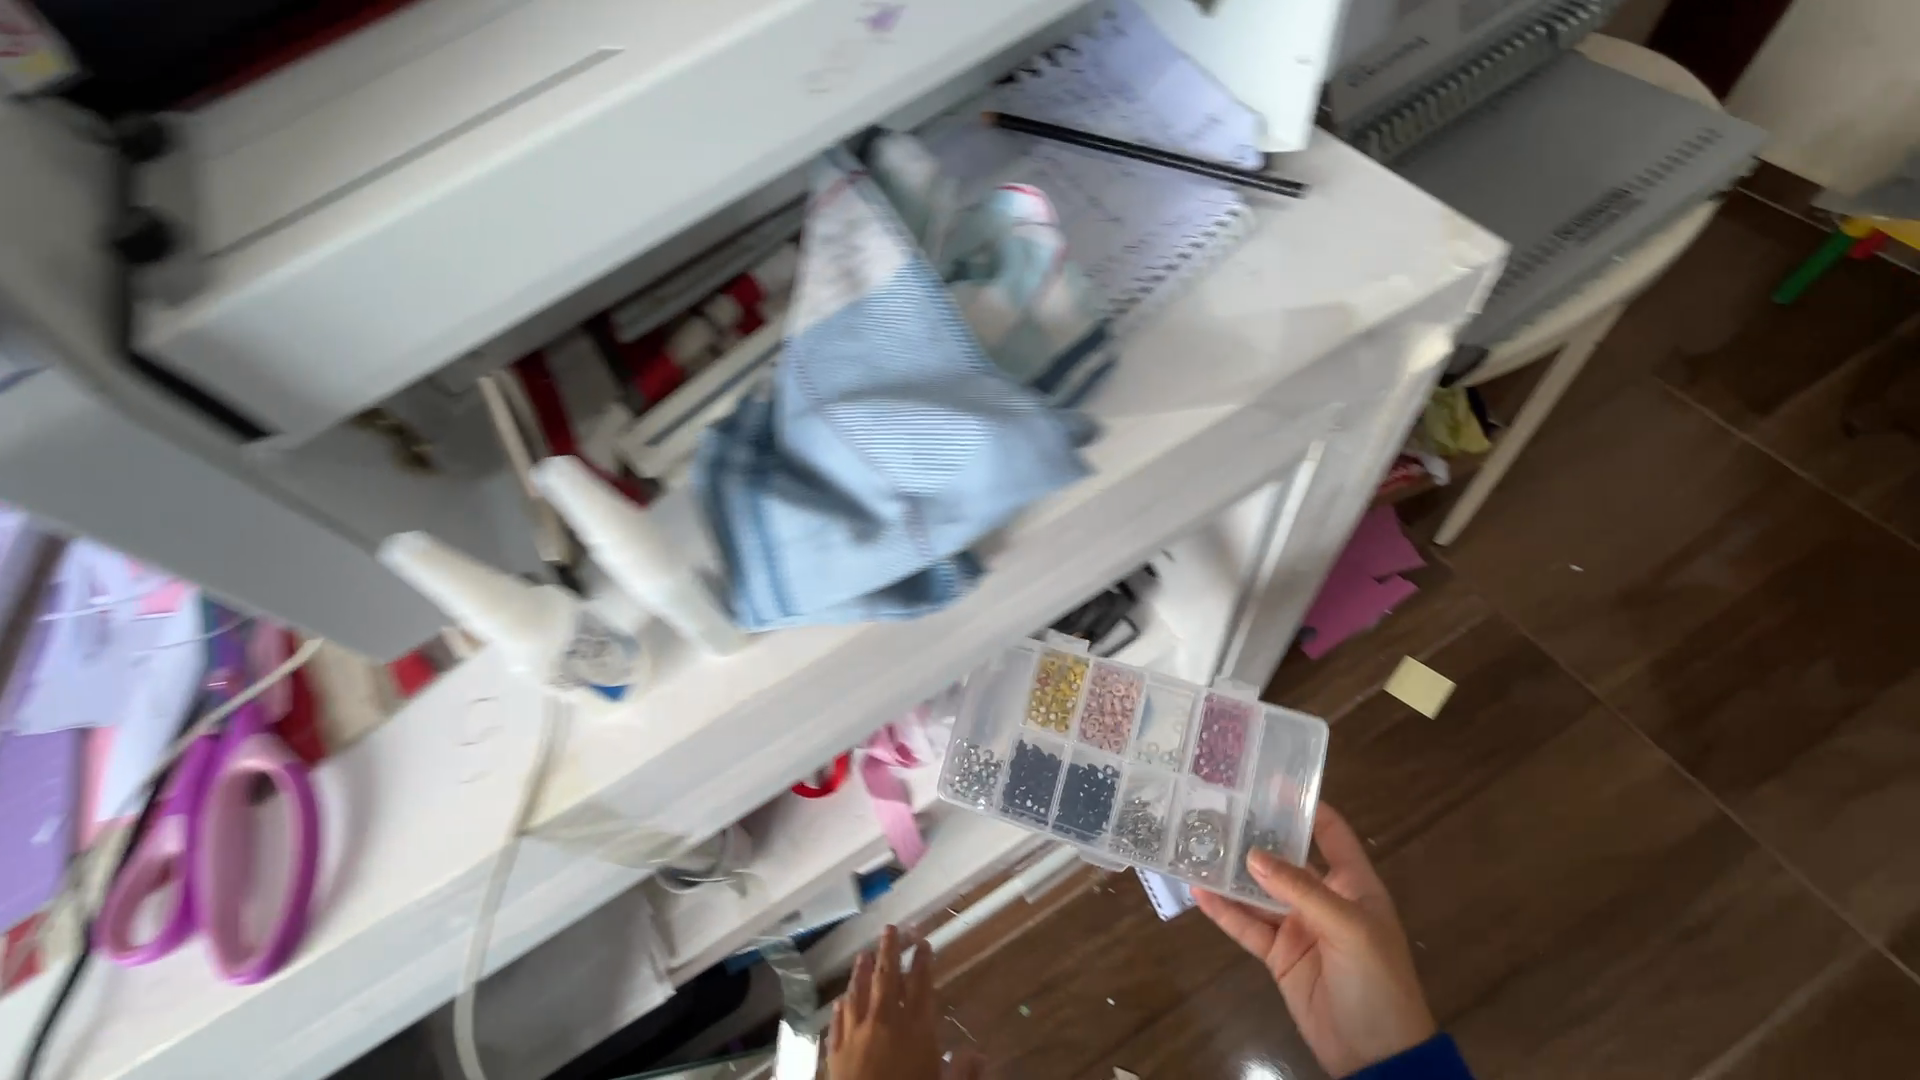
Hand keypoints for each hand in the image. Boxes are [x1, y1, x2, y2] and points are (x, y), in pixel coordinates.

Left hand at [828, 925, 983, 1079]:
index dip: (923, 962)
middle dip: (890, 951)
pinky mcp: (836, 1054)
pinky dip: (840, 1008)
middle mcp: (886, 1024)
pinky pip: (838, 1023)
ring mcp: (857, 1036)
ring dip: (861, 972)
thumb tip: (980, 1054)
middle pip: (887, 979)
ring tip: (863, 954)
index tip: (923, 942)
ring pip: (859, 994)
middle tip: (891, 928)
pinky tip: (840, 1000)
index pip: (921, 986)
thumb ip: (962, 1073)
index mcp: (916, 1030)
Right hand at [1195, 806, 1435, 1078]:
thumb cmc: (1378, 981)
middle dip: (1254, 837)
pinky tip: (1198, 892)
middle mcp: (1322, 898)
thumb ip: (1300, 890)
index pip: (1331, 833)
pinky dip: (1223, 911)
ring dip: (1230, 874)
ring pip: (1258, 891)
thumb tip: (1252, 855)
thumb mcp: (1348, 929)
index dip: (1306, 806)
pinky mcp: (1278, 954)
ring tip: (1196, 847)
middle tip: (1216, 810)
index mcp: (1352, 885)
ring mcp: (1297, 926)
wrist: (1378, 1055)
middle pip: (1284, 858)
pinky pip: (1246, 926)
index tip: (1270, 781)